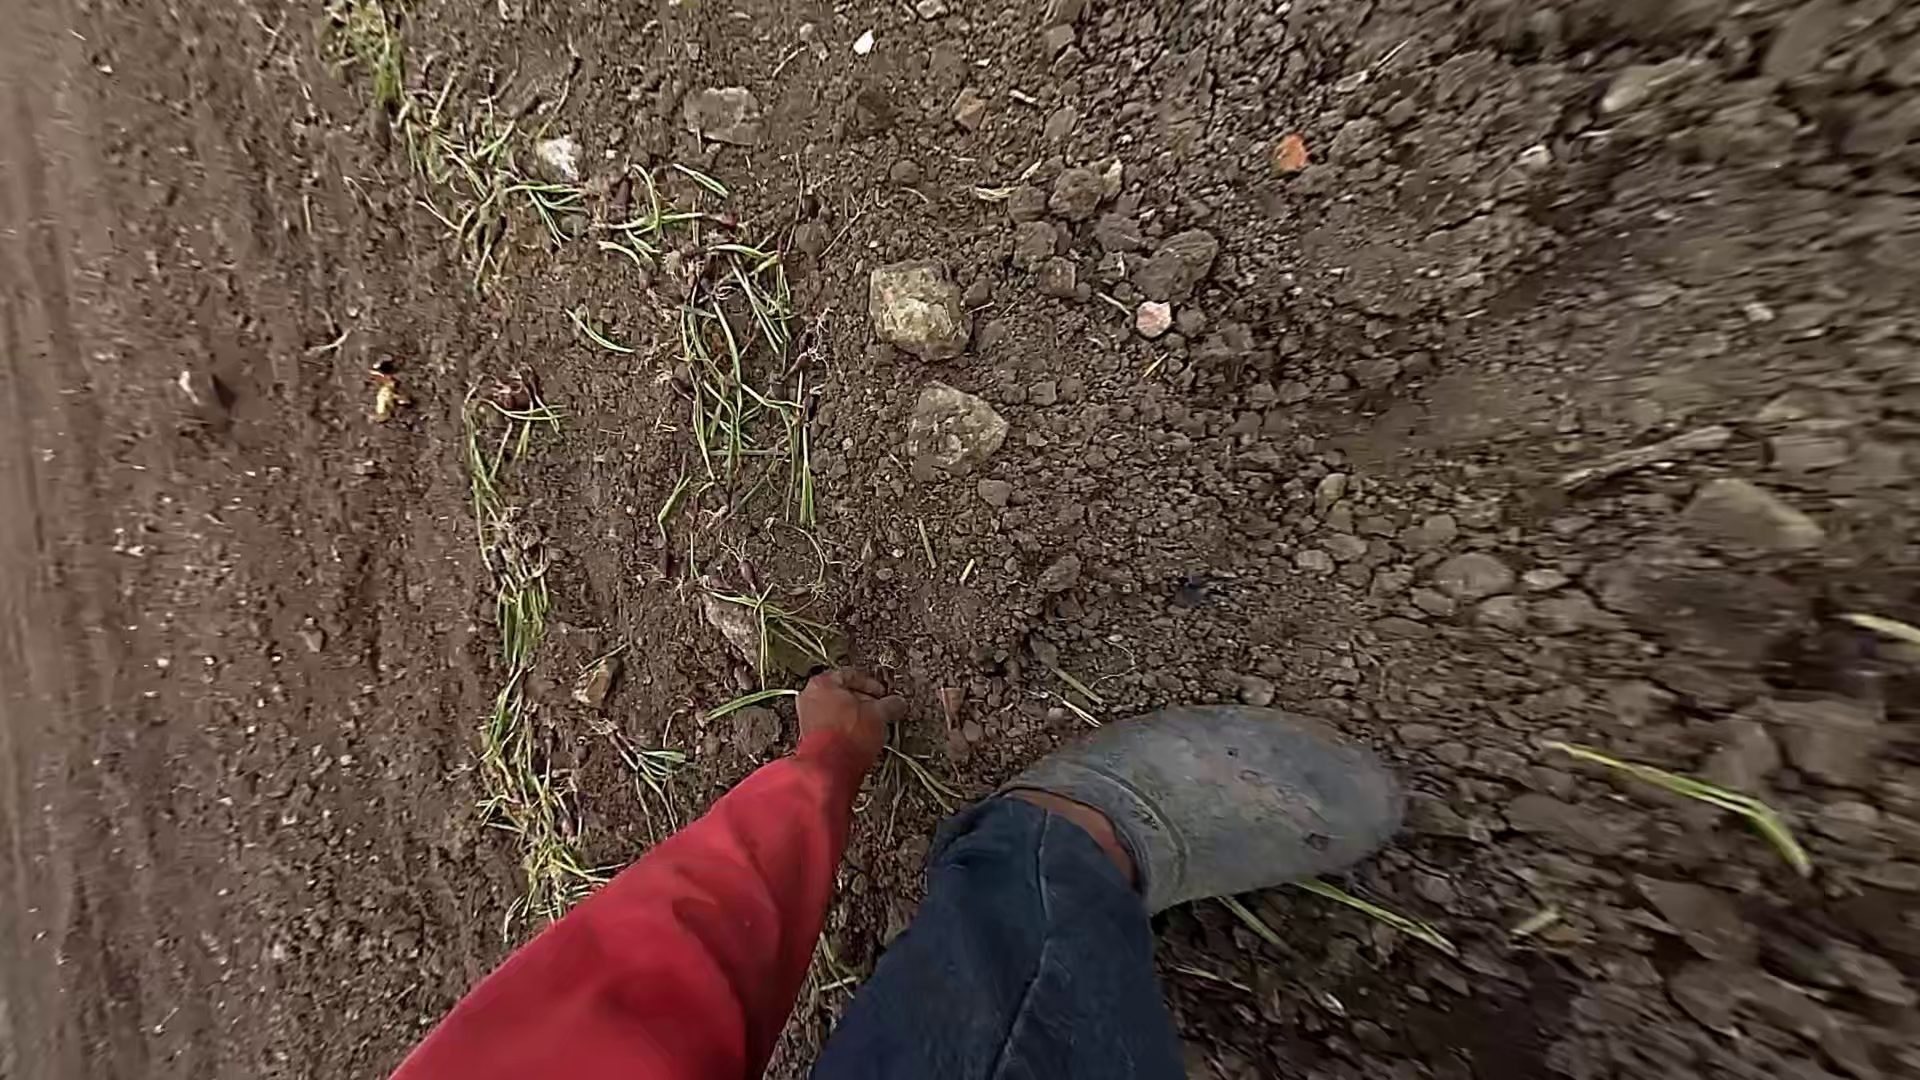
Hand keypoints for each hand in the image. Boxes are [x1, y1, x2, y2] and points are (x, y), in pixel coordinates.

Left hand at [798, 668, 906, 766]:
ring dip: (856, 715)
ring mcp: (807, 718)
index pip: (852, 675)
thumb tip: (898, 703)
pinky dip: (846, 728)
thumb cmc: (849, 735)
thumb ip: (890, 704)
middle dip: (864, 700)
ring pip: (837, 710)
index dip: (872, 684)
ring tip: (873, 725)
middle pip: (842, 692)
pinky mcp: (809, 737)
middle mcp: (809, 697)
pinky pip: (832, 725)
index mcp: (822, 683)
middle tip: (880, 708)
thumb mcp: (878, 714)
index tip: (883, 694)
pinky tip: (860, 737)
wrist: (829, 769)